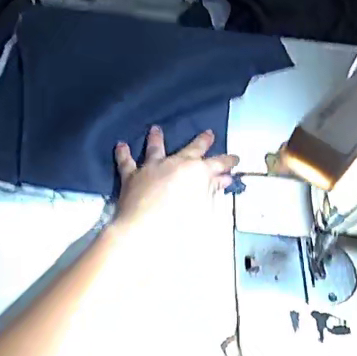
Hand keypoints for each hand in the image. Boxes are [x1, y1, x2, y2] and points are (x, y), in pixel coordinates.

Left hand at [112, 127, 237, 233]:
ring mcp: (152, 167)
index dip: (227, 161)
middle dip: (202, 142)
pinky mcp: (132, 176)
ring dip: (157, 139)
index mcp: (195, 171)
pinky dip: (123, 153)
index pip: (216, 163)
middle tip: (209, 133)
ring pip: (155, 148)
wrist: (144, 226)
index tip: (235, 159)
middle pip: (191, 149)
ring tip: (155, 129)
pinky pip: (126, 162)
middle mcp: (174, 163)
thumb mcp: (203, 207)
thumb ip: (211, 190)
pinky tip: (120, 145)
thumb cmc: (179, 222)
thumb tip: (222, 179)